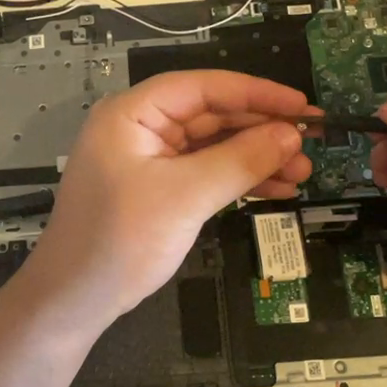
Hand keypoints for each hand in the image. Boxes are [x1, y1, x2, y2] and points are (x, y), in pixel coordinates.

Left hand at [21, 70, 311, 328]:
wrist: (74, 300)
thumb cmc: (120, 240)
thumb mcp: (185, 197)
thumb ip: (239, 161)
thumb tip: (290, 135)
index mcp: (133, 113)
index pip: (203, 87)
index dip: (255, 92)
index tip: (300, 105)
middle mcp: (141, 127)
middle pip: (211, 114)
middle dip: (261, 129)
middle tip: (311, 141)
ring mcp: (149, 158)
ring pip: (214, 145)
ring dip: (257, 157)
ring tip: (302, 172)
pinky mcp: (158, 187)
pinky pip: (206, 171)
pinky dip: (239, 179)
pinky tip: (277, 188)